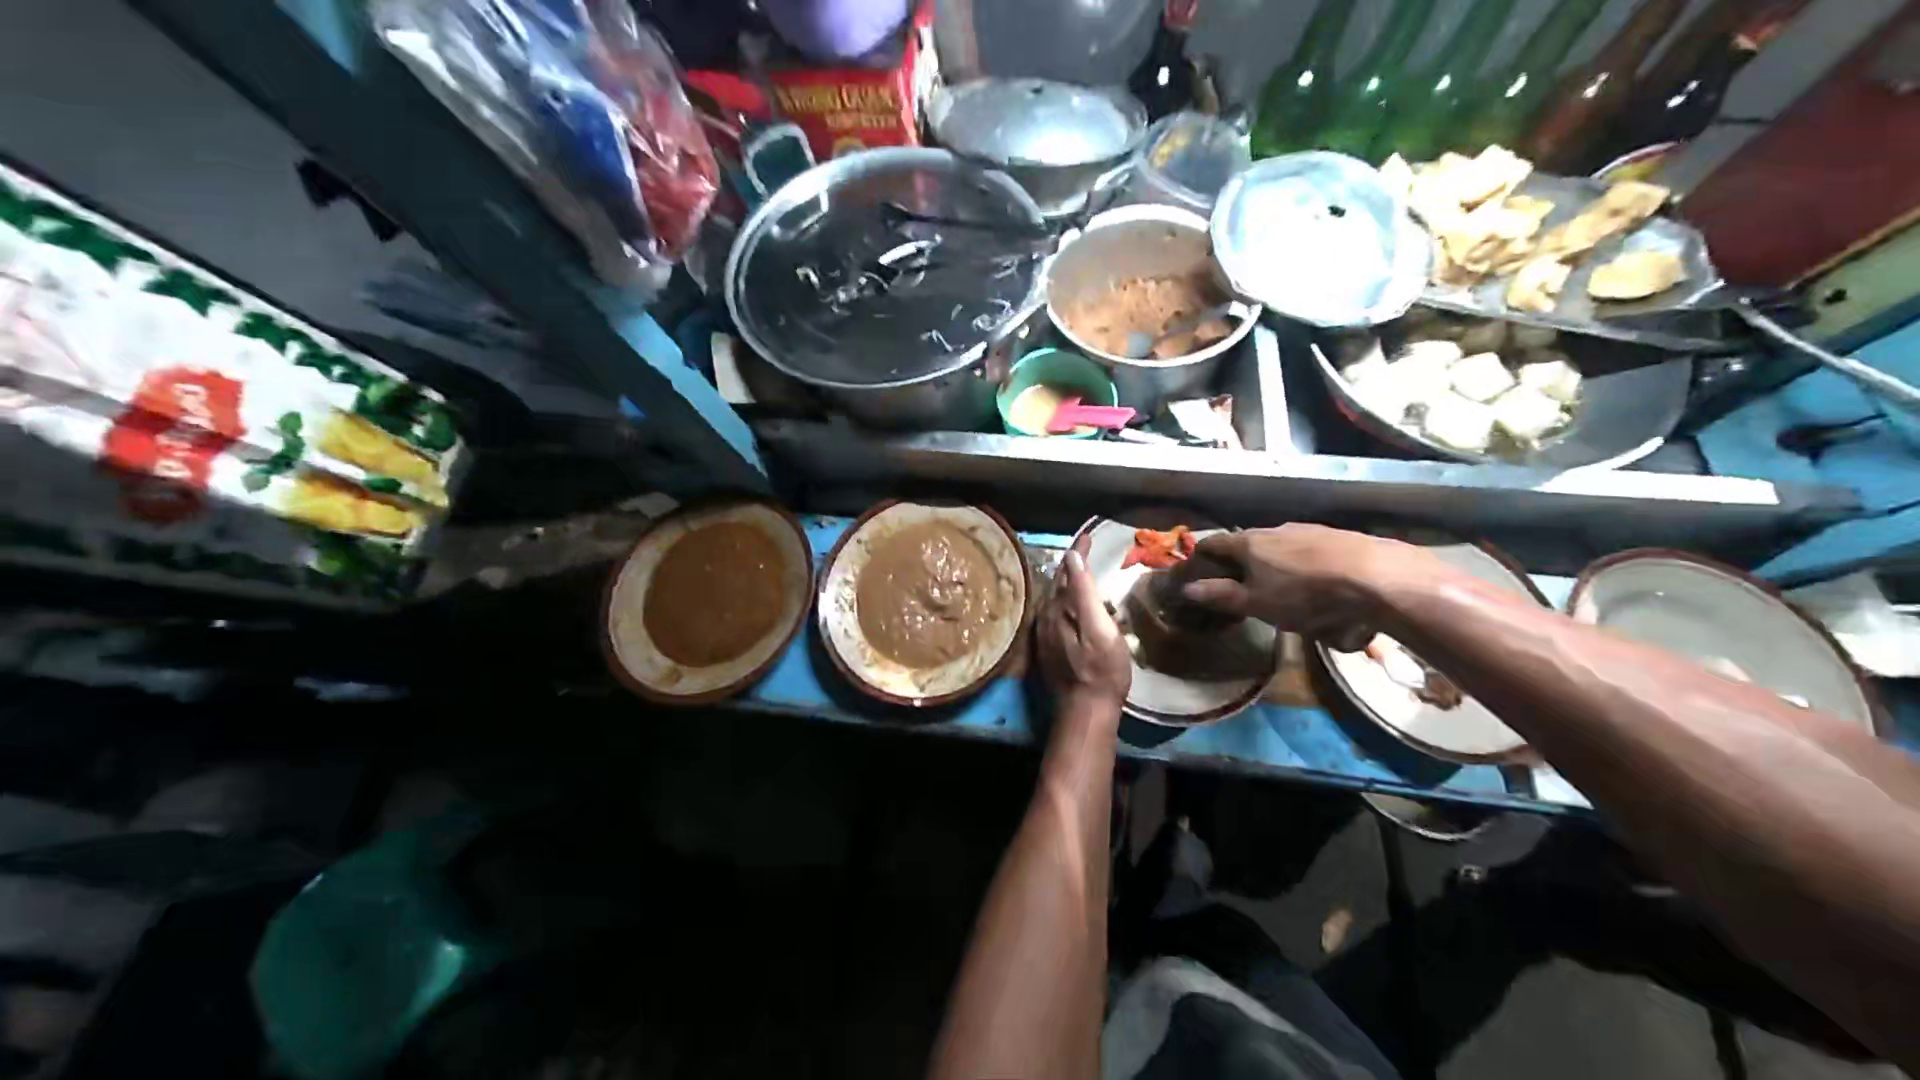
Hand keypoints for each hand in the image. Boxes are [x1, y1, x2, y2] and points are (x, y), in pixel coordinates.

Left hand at [1036, 533, 1131, 714]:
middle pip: (1059, 584)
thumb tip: (1071, 558)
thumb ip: (1084, 593)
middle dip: (1073, 566)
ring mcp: (1047, 633)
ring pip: (1057, 599)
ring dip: (1069, 584)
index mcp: (1059, 608)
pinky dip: (1068, 602)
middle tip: (1087, 552)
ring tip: (1083, 575)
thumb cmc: (1101, 669)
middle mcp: (1047, 617)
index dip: (1078, 553)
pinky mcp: (1051, 647)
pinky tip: (1076, 607)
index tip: (1088, 536)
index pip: (1068, 571)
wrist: (1086, 709)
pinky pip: (1057, 614)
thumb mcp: (1100, 628)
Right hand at [1176, 525, 1427, 651]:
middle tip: (1243, 586)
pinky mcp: (1339, 536)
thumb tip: (1188, 588)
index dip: (1202, 554)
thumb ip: (1222, 595)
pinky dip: (1307, 566)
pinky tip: (1321, 585)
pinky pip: (1311, 551)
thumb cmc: (1306, 595)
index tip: (1197, 566)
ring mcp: (1310, 530)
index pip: (1214, 542)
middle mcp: (1276, 529)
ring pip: (1282, 546)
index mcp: (1249, 543)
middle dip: (1244, 562)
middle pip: (1250, 543)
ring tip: (1286, 590)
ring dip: (1278, 565)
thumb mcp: (1258, 604)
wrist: (1377, 578)